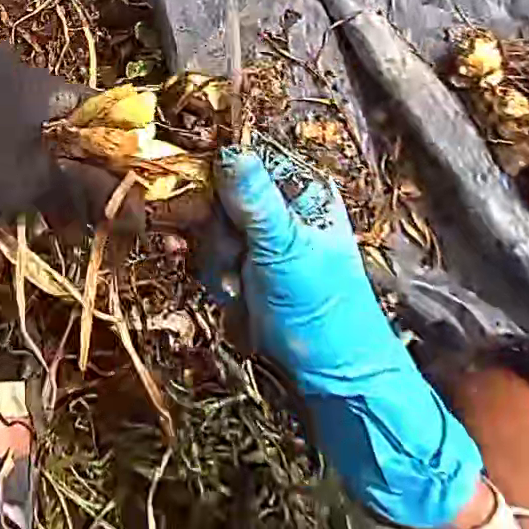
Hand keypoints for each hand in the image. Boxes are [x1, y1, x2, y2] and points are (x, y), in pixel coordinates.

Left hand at [0, 45, 127, 234]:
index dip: (116, 151)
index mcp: (38, 80)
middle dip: (76, 167)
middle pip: (65, 118)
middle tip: (77, 213)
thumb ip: (83, 189)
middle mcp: (13, 67)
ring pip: (31, 124)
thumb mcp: (26, 182)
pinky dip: (10, 154)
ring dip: (42, 166)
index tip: (120, 191)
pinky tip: (3, 188)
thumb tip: (134, 210)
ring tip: (42, 212)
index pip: (100, 108)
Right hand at [205, 140, 484, 528]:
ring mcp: (257, 234)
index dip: (215, 169)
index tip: (195, 190)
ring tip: (234, 284)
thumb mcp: (286, 251)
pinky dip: (206, 265)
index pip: (245, 155)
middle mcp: (276, 204)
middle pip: (217, 187)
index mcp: (300, 189)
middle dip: (211, 222)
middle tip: (225, 251)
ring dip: (212, 253)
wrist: (333, 379)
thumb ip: (255, 201)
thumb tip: (230, 149)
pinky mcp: (242, 260)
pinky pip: (207, 247)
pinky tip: (216, 284)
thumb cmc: (322, 310)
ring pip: (207, 219)